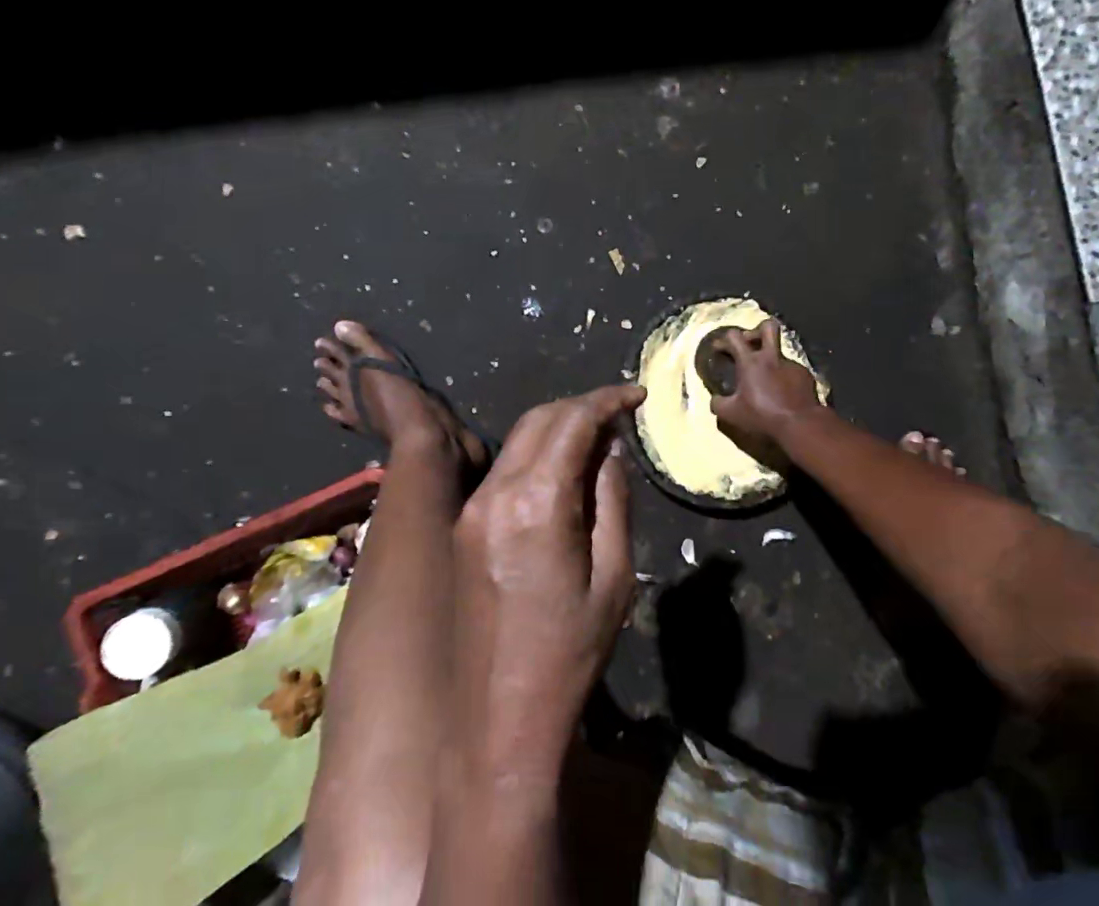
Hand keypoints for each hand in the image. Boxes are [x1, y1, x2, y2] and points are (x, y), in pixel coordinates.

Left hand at [448, 385, 645, 772]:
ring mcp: (470, 509)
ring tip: (597, 443)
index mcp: (534, 502)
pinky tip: (560, 476)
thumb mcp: (612, 576)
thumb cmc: (570, 650)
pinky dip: (533, 459)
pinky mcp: (461, 526)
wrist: (499, 705)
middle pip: (536, 421)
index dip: (606, 400)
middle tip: (619, 416)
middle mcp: (492, 493)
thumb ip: (611, 501)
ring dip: (555, 431)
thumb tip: (609, 449)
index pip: (570, 423)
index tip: (637, 394)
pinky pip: (500, 473)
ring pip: (515, 444)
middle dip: (579, 408)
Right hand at [708, 319, 824, 452]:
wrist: (801, 424)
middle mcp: (772, 358)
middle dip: (757, 331)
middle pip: (768, 327)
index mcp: (750, 362)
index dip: (724, 339)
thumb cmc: (761, 415)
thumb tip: (716, 399)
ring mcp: (791, 365)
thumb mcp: (730, 413)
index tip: (720, 349)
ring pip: (778, 354)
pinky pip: (790, 370)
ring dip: (769, 363)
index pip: (734, 336)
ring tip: (765, 382)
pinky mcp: (806, 375)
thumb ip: (718, 402)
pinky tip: (781, 394)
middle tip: (750, 346)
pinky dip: (783, 378)